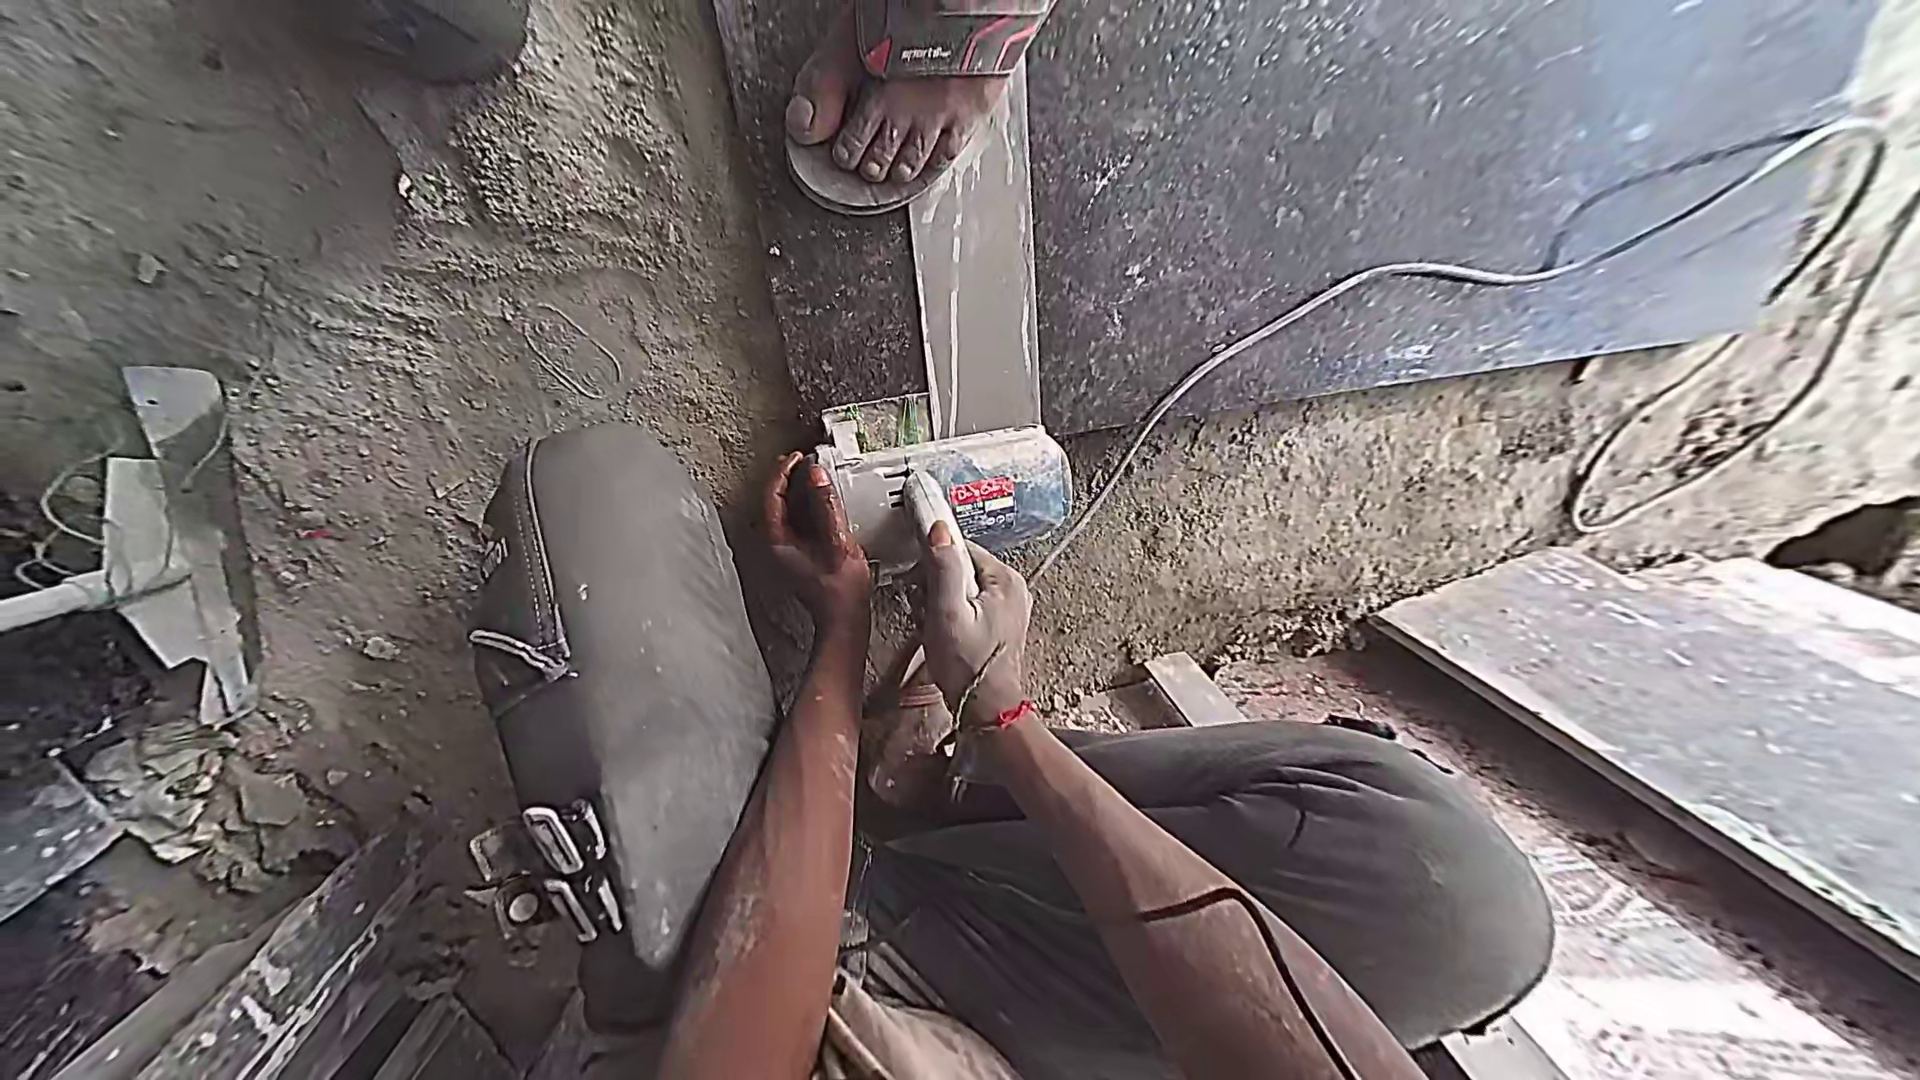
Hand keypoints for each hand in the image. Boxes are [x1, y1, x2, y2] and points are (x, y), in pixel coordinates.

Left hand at [765, 452, 871, 634]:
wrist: (843, 619)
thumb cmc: (839, 591)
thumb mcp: (837, 543)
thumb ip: (827, 507)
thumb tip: (818, 476)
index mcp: (779, 540)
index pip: (773, 495)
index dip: (784, 472)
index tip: (798, 457)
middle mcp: (779, 543)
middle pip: (776, 499)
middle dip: (788, 476)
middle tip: (803, 459)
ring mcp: (789, 548)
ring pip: (786, 509)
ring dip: (798, 489)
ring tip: (813, 473)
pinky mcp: (802, 552)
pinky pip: (799, 519)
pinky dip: (807, 503)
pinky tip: (822, 499)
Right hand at [918, 520, 1031, 724]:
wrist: (984, 707)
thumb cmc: (967, 664)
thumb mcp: (947, 612)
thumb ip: (943, 568)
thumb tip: (939, 528)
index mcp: (1005, 579)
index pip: (961, 547)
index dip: (933, 562)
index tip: (919, 584)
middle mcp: (1012, 587)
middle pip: (961, 565)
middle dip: (936, 584)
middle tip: (928, 610)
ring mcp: (1008, 605)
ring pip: (962, 584)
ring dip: (941, 599)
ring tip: (935, 623)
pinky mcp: (1000, 620)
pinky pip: (968, 602)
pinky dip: (951, 611)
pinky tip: (944, 629)